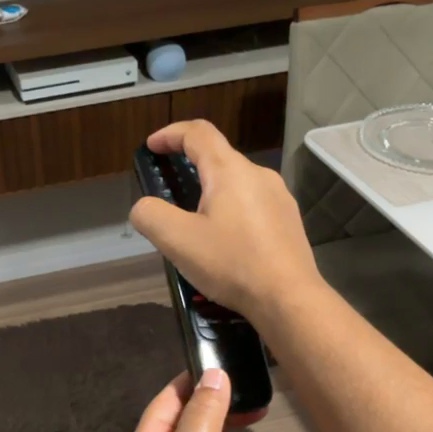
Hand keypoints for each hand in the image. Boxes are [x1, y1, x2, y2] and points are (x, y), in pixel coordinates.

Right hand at [130, 120, 322, 320]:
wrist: (288, 298)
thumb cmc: (232, 264)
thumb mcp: (177, 241)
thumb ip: (151, 215)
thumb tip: (144, 207)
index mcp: (230, 171)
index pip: (198, 133)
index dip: (170, 134)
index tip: (152, 147)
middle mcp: (258, 175)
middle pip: (218, 158)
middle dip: (189, 169)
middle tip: (169, 196)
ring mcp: (278, 197)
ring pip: (236, 184)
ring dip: (211, 194)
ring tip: (195, 227)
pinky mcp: (288, 221)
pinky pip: (252, 205)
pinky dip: (231, 212)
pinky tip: (225, 243)